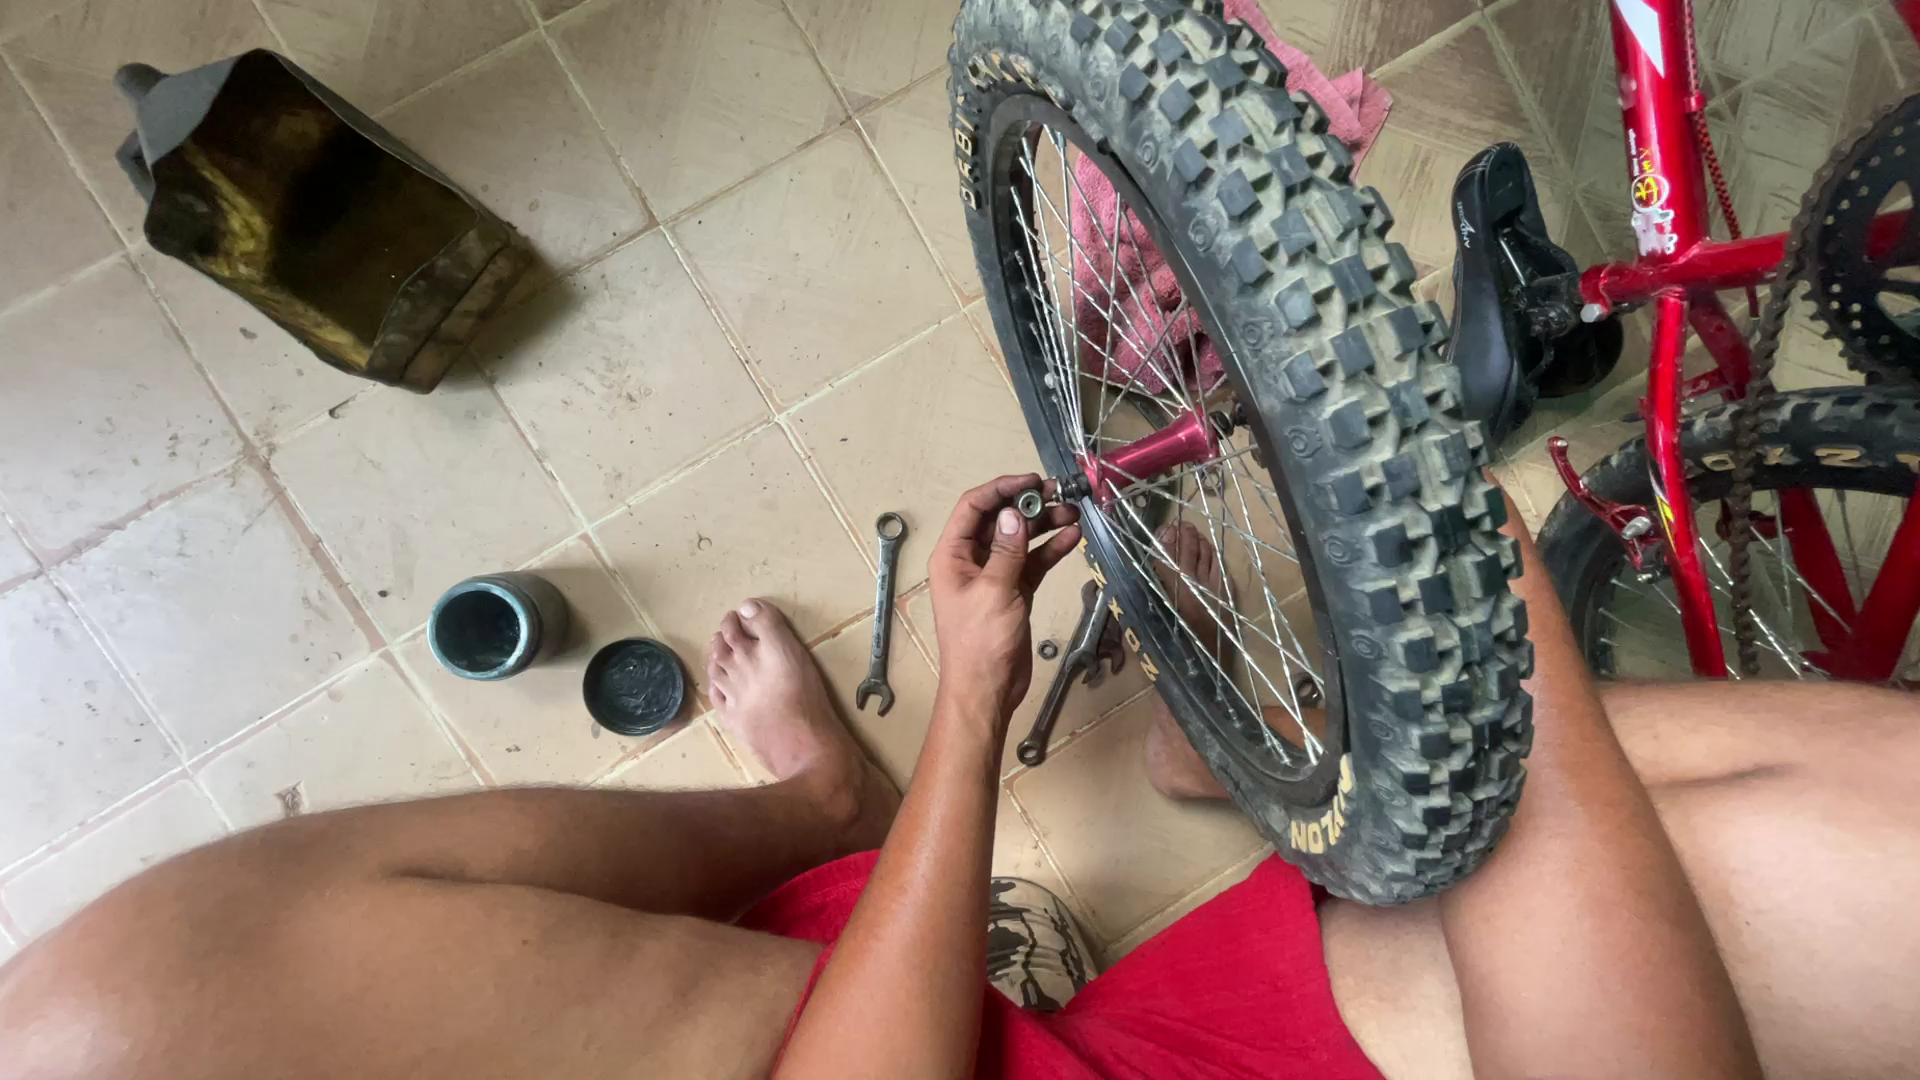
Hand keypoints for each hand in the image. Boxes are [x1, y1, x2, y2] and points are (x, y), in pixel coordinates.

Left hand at [928, 474, 1082, 728]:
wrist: (986, 689)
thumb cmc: (980, 642)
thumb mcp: (994, 591)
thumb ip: (1006, 550)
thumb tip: (1013, 513)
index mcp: (952, 555)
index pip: (973, 507)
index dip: (1001, 488)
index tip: (1033, 480)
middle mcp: (970, 560)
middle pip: (999, 520)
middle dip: (1029, 504)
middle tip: (1061, 494)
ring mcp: (993, 575)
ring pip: (1019, 539)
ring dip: (1044, 525)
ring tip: (1073, 513)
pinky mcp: (1014, 591)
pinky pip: (1032, 562)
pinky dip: (1050, 550)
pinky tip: (1072, 538)